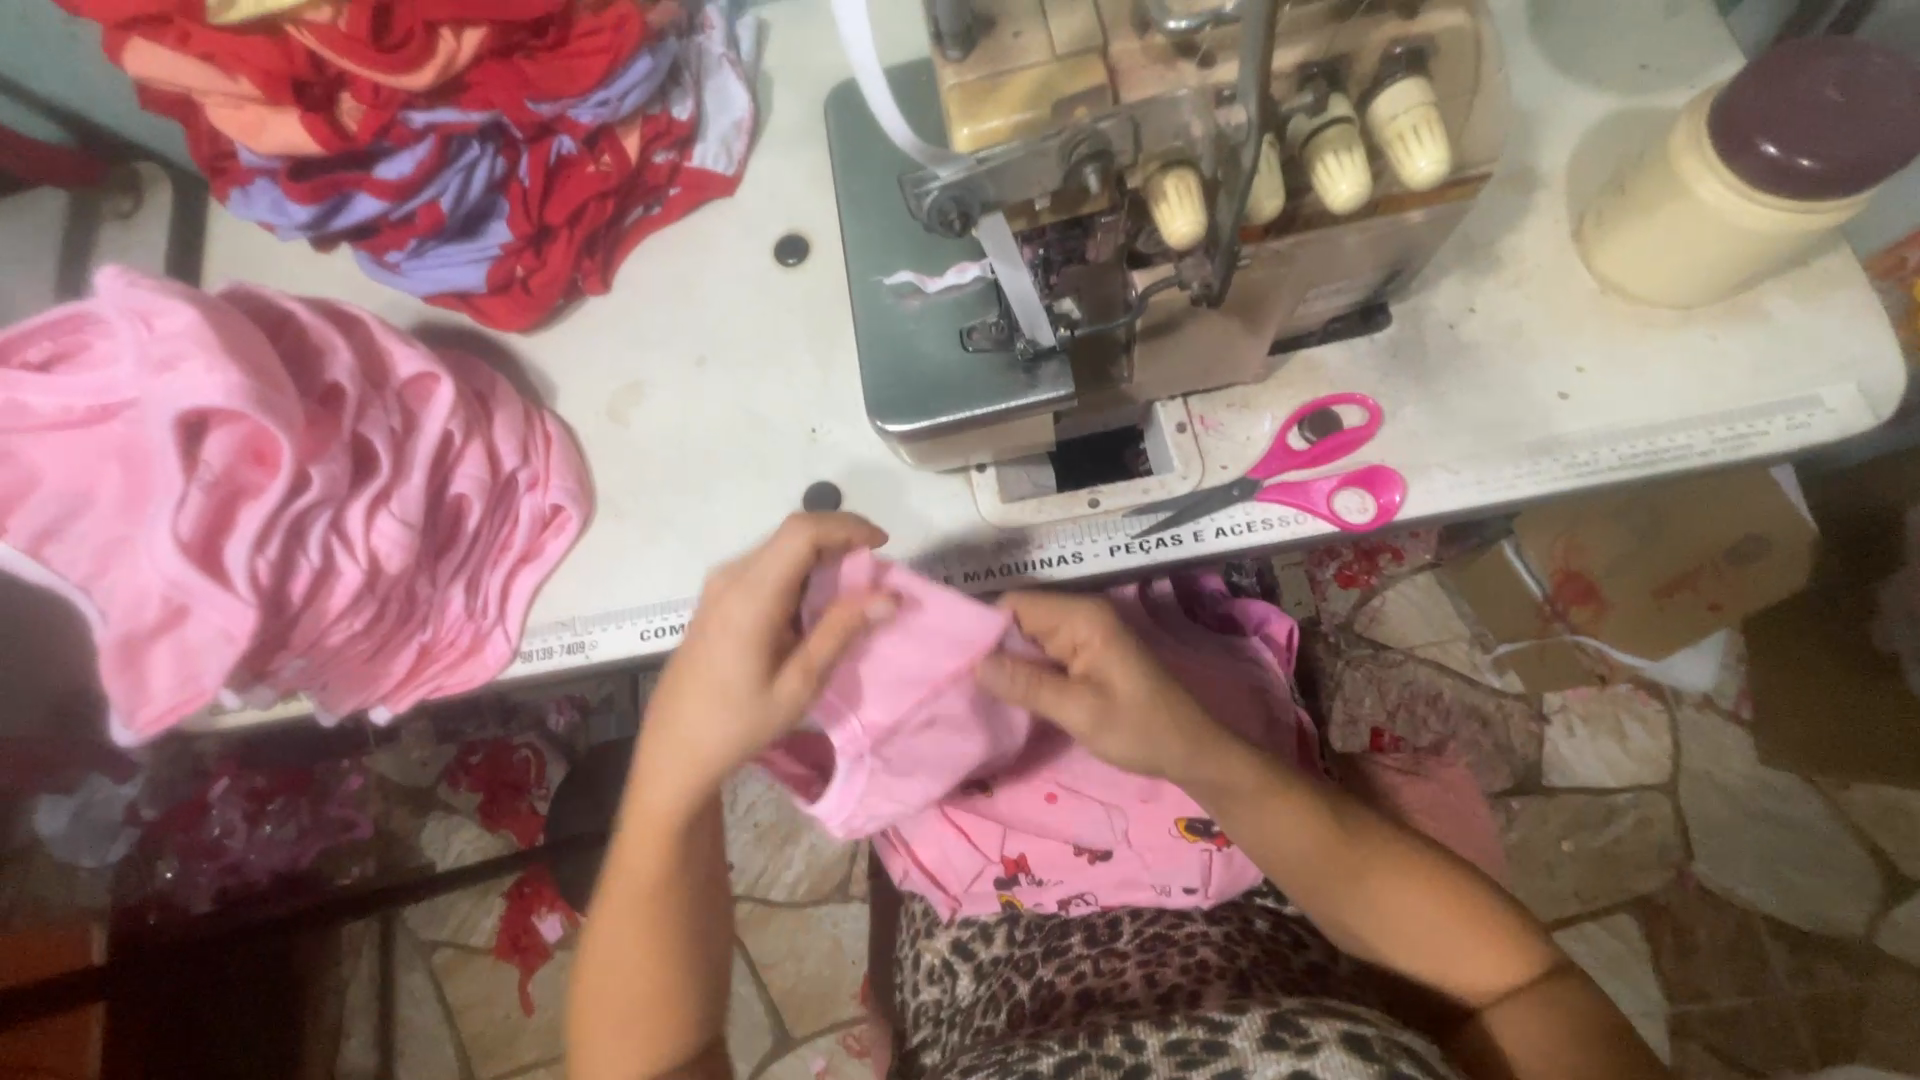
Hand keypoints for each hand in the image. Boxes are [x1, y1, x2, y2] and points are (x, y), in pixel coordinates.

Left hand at [636, 513, 894, 808]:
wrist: (675, 748)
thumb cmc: (739, 722)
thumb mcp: (800, 683)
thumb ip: (842, 630)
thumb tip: (890, 595)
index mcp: (751, 595)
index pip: (802, 532)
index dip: (847, 526)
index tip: (882, 545)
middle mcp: (732, 577)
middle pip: (793, 534)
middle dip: (840, 540)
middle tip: (875, 573)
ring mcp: (721, 585)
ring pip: (781, 548)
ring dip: (822, 556)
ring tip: (855, 590)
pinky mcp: (719, 597)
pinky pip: (768, 566)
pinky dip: (802, 572)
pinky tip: (818, 606)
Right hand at [974, 591, 1245, 785]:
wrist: (1191, 751)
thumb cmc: (1140, 729)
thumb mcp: (1080, 711)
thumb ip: (1027, 685)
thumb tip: (975, 665)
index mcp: (1082, 617)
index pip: (1015, 604)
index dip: (985, 629)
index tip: (958, 663)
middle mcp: (1081, 615)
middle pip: (1018, 618)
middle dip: (991, 646)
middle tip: (960, 681)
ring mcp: (1083, 634)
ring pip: (1027, 636)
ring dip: (1006, 660)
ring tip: (974, 688)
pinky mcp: (1084, 654)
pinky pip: (1042, 652)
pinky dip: (1024, 669)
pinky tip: (1005, 692)